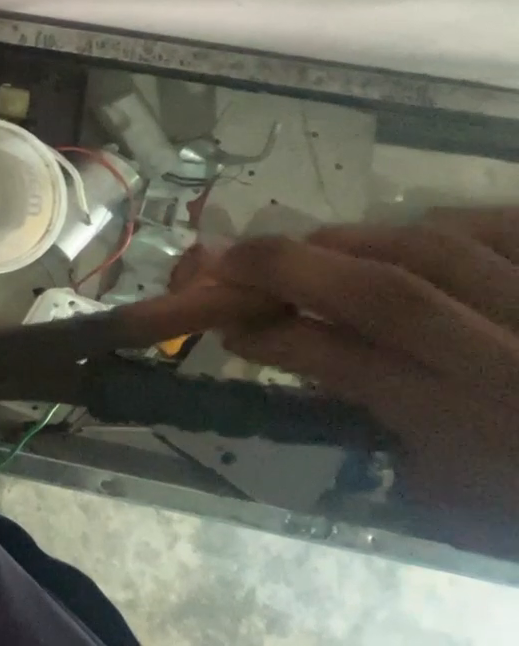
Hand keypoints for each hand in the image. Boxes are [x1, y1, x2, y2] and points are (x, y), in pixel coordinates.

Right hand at [207, 209, 518, 555]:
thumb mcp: (462, 491)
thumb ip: (374, 412)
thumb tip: (275, 342)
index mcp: (484, 424)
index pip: (343, 360)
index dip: (267, 333)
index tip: (223, 326)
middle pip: (384, 290)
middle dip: (284, 266)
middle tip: (225, 261)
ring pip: (431, 243)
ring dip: (348, 242)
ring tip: (314, 254)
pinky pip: (495, 223)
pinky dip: (437, 226)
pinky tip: (412, 245)